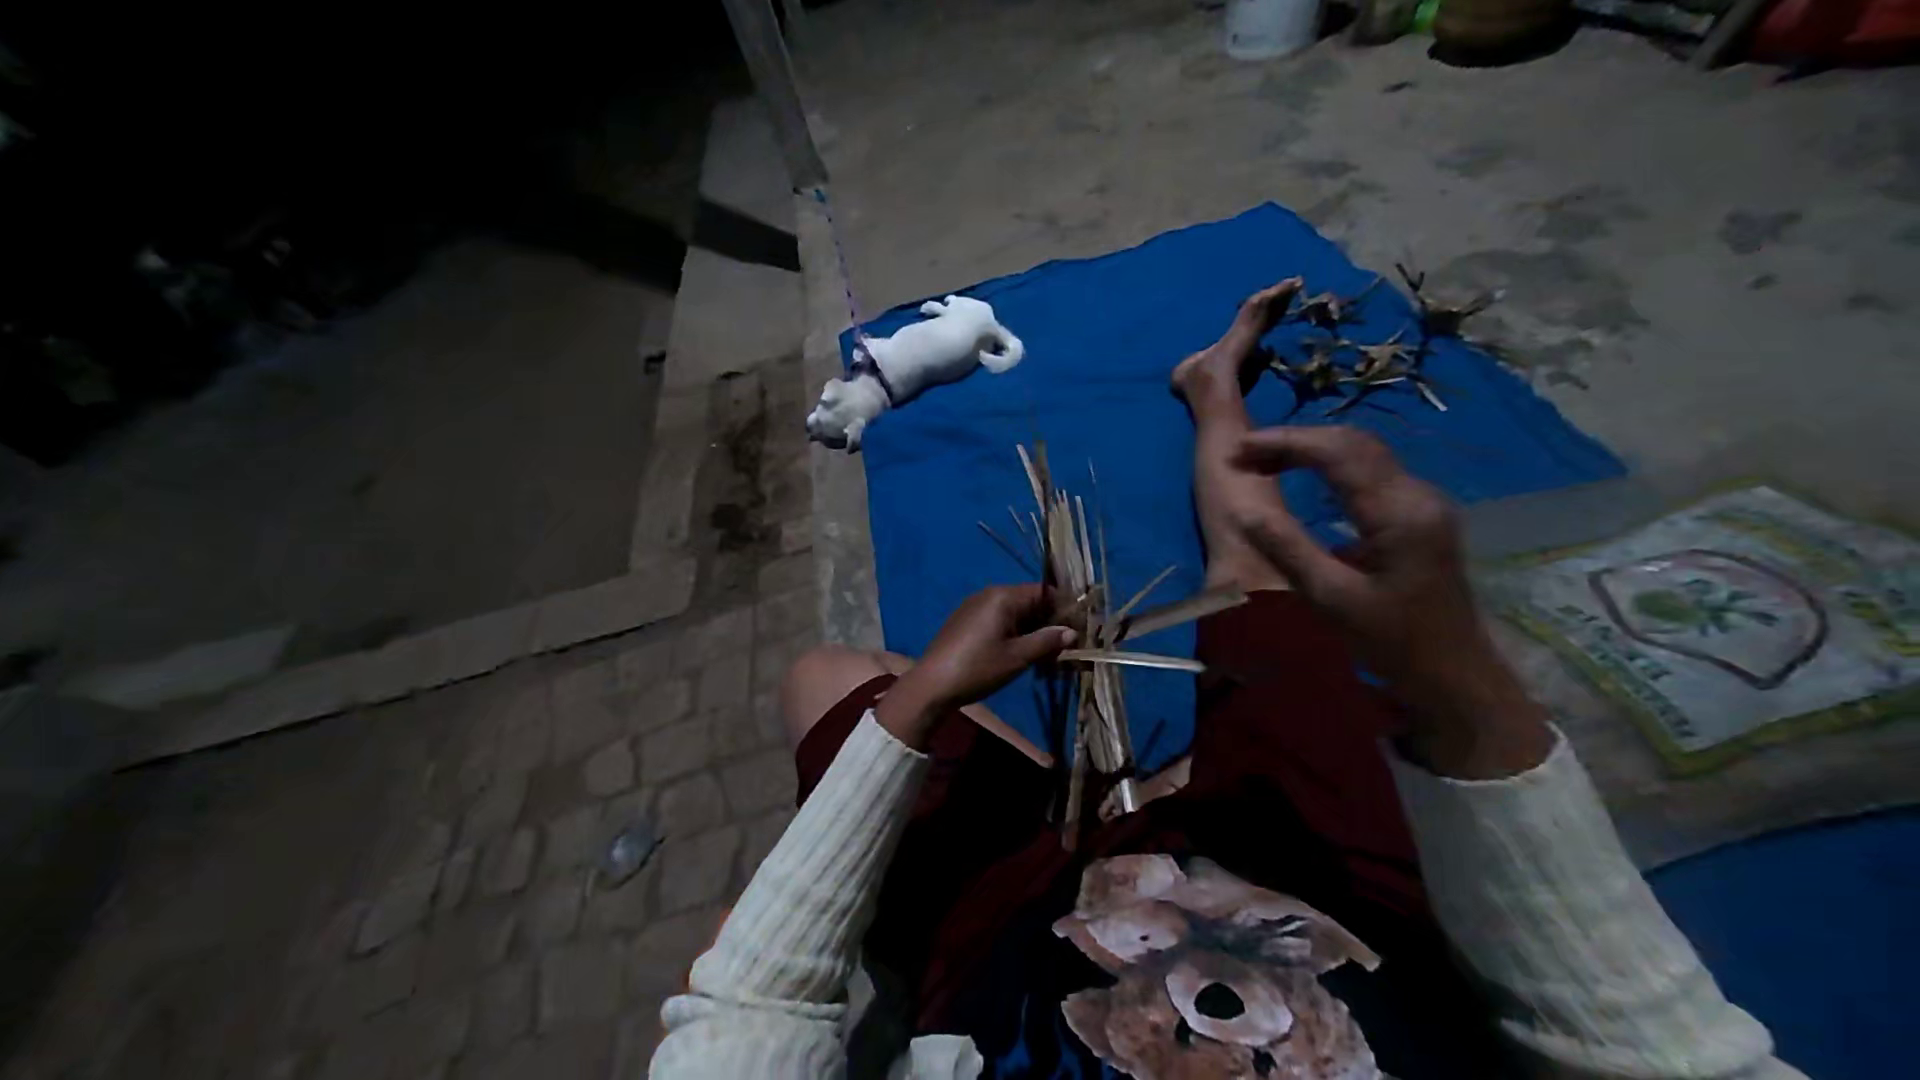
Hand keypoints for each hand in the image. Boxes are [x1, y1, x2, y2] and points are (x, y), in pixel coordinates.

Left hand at [876, 585, 1076, 747]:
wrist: (932, 685)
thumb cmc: (978, 667)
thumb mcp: (1017, 657)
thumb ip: (1047, 641)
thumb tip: (1071, 632)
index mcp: (1003, 596)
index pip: (1044, 592)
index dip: (1064, 609)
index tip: (1080, 630)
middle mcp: (989, 594)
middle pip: (1030, 602)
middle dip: (1050, 623)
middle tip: (1066, 649)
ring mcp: (976, 607)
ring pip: (1016, 614)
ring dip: (1034, 632)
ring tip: (1047, 657)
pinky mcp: (967, 622)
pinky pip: (1000, 621)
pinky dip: (1016, 634)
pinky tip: (1023, 656)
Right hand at [1230, 426, 1552, 777]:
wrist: (1455, 673)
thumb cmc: (1392, 642)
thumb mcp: (1331, 599)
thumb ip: (1288, 549)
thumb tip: (1244, 509)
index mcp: (1399, 514)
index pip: (1338, 453)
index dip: (1284, 443)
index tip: (1237, 449)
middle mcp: (1417, 495)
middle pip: (1352, 442)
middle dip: (1293, 440)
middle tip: (1243, 453)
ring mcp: (1422, 501)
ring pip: (1361, 452)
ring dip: (1310, 448)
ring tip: (1262, 460)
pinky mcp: (1418, 513)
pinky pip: (1369, 470)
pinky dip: (1328, 463)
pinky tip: (1301, 474)